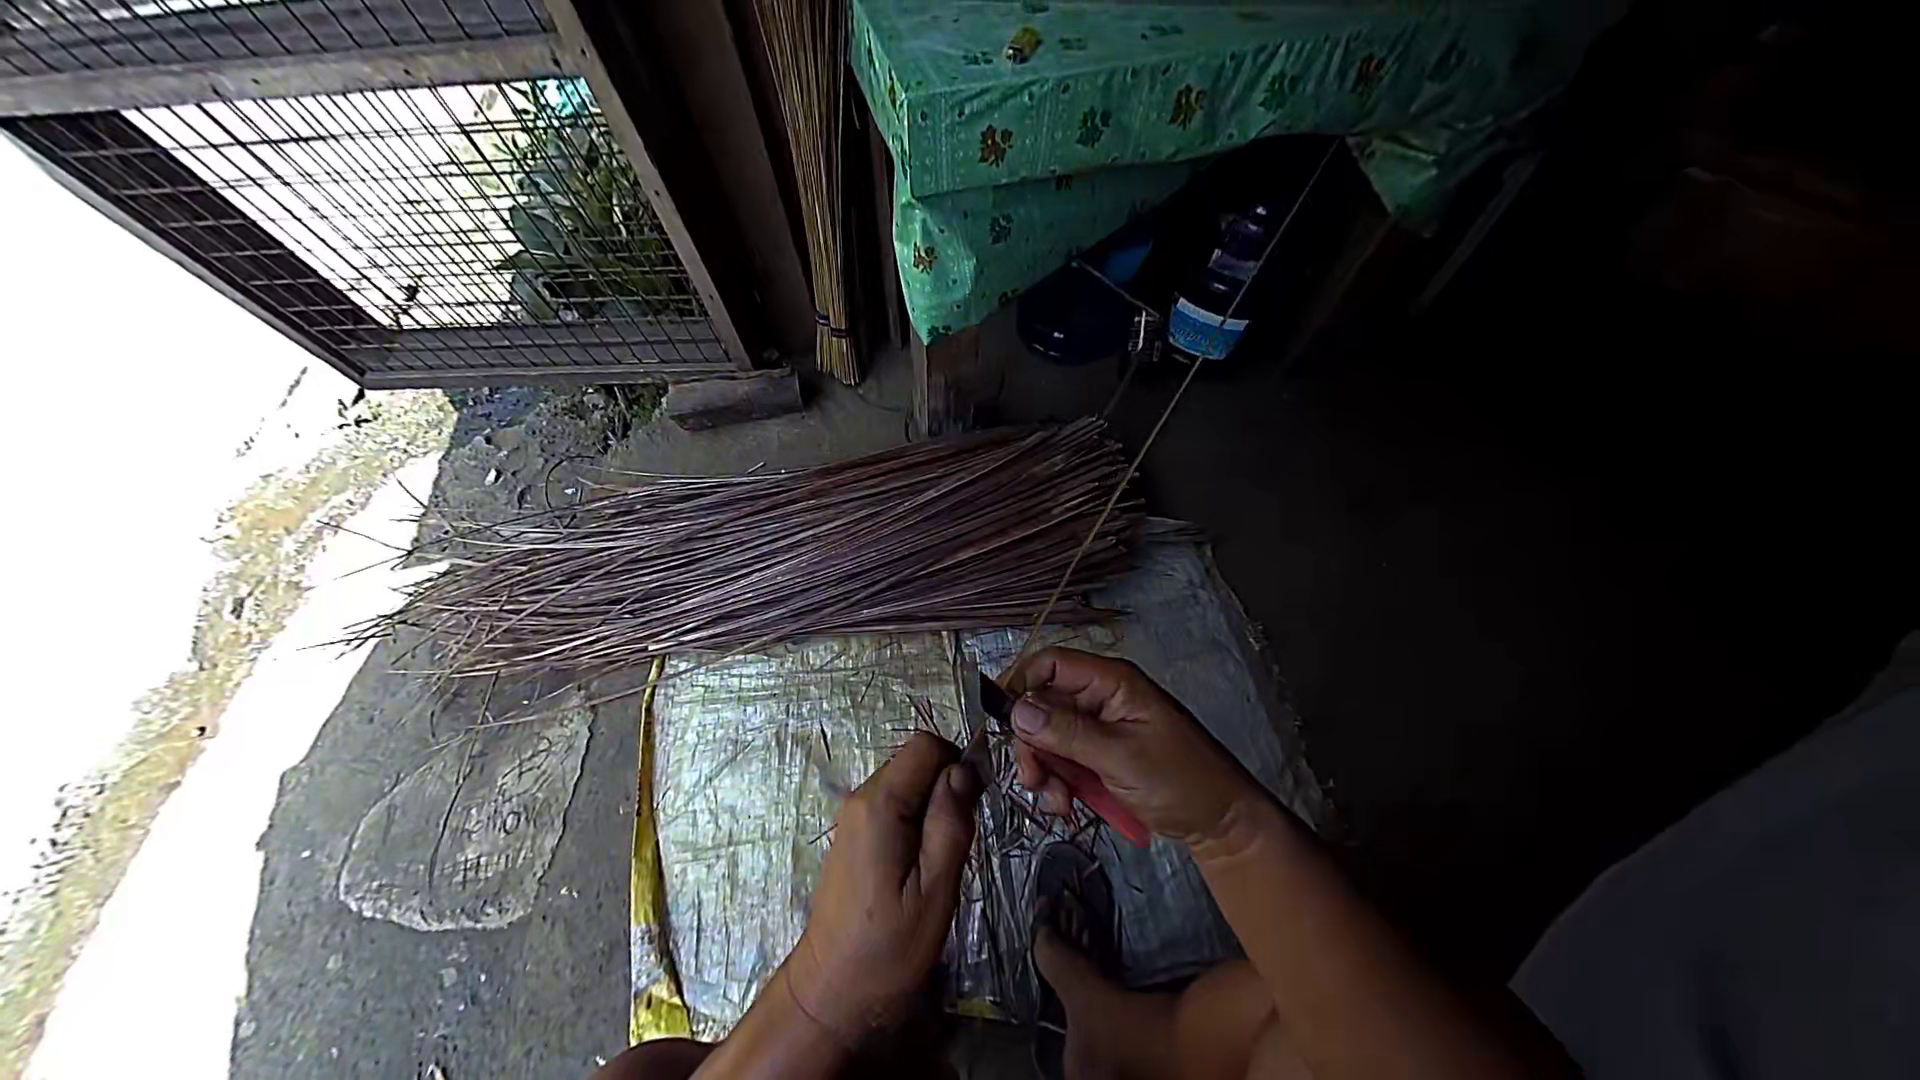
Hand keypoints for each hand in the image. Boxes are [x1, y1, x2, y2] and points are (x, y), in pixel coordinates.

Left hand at [780, 731, 981, 1047]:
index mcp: (879, 804)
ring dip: (934, 804)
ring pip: (908, 780)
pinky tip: (921, 861)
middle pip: (916, 759)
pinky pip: (896, 802)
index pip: (926, 745)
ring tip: (941, 856)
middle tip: (959, 838)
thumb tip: (964, 770)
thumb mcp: (935, 891)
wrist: (829, 993)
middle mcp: (861, 797)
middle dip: (947, 785)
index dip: (957, 764)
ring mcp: (855, 814)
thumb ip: (951, 824)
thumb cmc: (887, 950)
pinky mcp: (856, 831)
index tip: (973, 805)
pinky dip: (918, 818)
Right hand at [1006, 647, 1262, 849]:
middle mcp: (1098, 698)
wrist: (1220, 825)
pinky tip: (1066, 804)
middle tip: (1035, 779)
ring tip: (1058, 801)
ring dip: (1043, 770)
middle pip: (1041, 705)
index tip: (1001, 721)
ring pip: (1045, 737)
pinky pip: (1060, 761)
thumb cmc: (1181, 781)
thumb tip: (1017, 708)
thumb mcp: (1121, 757)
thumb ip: (1067, 732)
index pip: (1050, 664)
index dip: (1021, 684)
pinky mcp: (1096, 756)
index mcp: (1110, 681)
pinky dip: (1056, 783)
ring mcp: (1096, 728)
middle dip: (1032, 744)